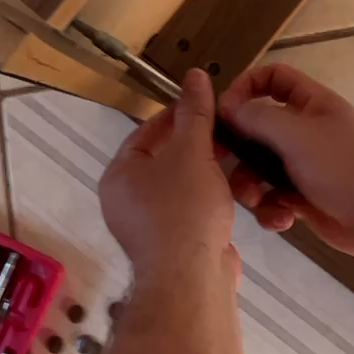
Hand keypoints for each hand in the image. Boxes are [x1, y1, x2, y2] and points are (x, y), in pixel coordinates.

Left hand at [99, 69, 239, 284]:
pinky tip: (232, 191)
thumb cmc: (184, 209)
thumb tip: (195, 74)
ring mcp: (147, 227)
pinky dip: (207, 199)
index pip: (146, 132)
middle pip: (162, 160)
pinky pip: (188, 211)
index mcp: (119, 175)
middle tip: (226, 130)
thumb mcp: (192, 152)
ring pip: (178, 186)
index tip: (208, 105)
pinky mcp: (171, 246)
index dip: (177, 115)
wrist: (191, 279)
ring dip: (205, 171)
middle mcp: (125, 201)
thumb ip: (195, 113)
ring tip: (234, 156)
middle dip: (195, 144)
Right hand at [218, 64, 353, 256]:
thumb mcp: (297, 135)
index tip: (224, 111)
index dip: (246, 87)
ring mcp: (305, 166)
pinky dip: (271, 210)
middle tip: (220, 162)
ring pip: (261, 168)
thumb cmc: (344, 167)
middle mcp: (306, 131)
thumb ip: (258, 118)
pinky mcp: (304, 198)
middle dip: (240, 148)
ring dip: (250, 185)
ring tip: (254, 200)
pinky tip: (280, 220)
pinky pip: (273, 198)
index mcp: (312, 104)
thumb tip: (226, 107)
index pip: (274, 78)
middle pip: (259, 128)